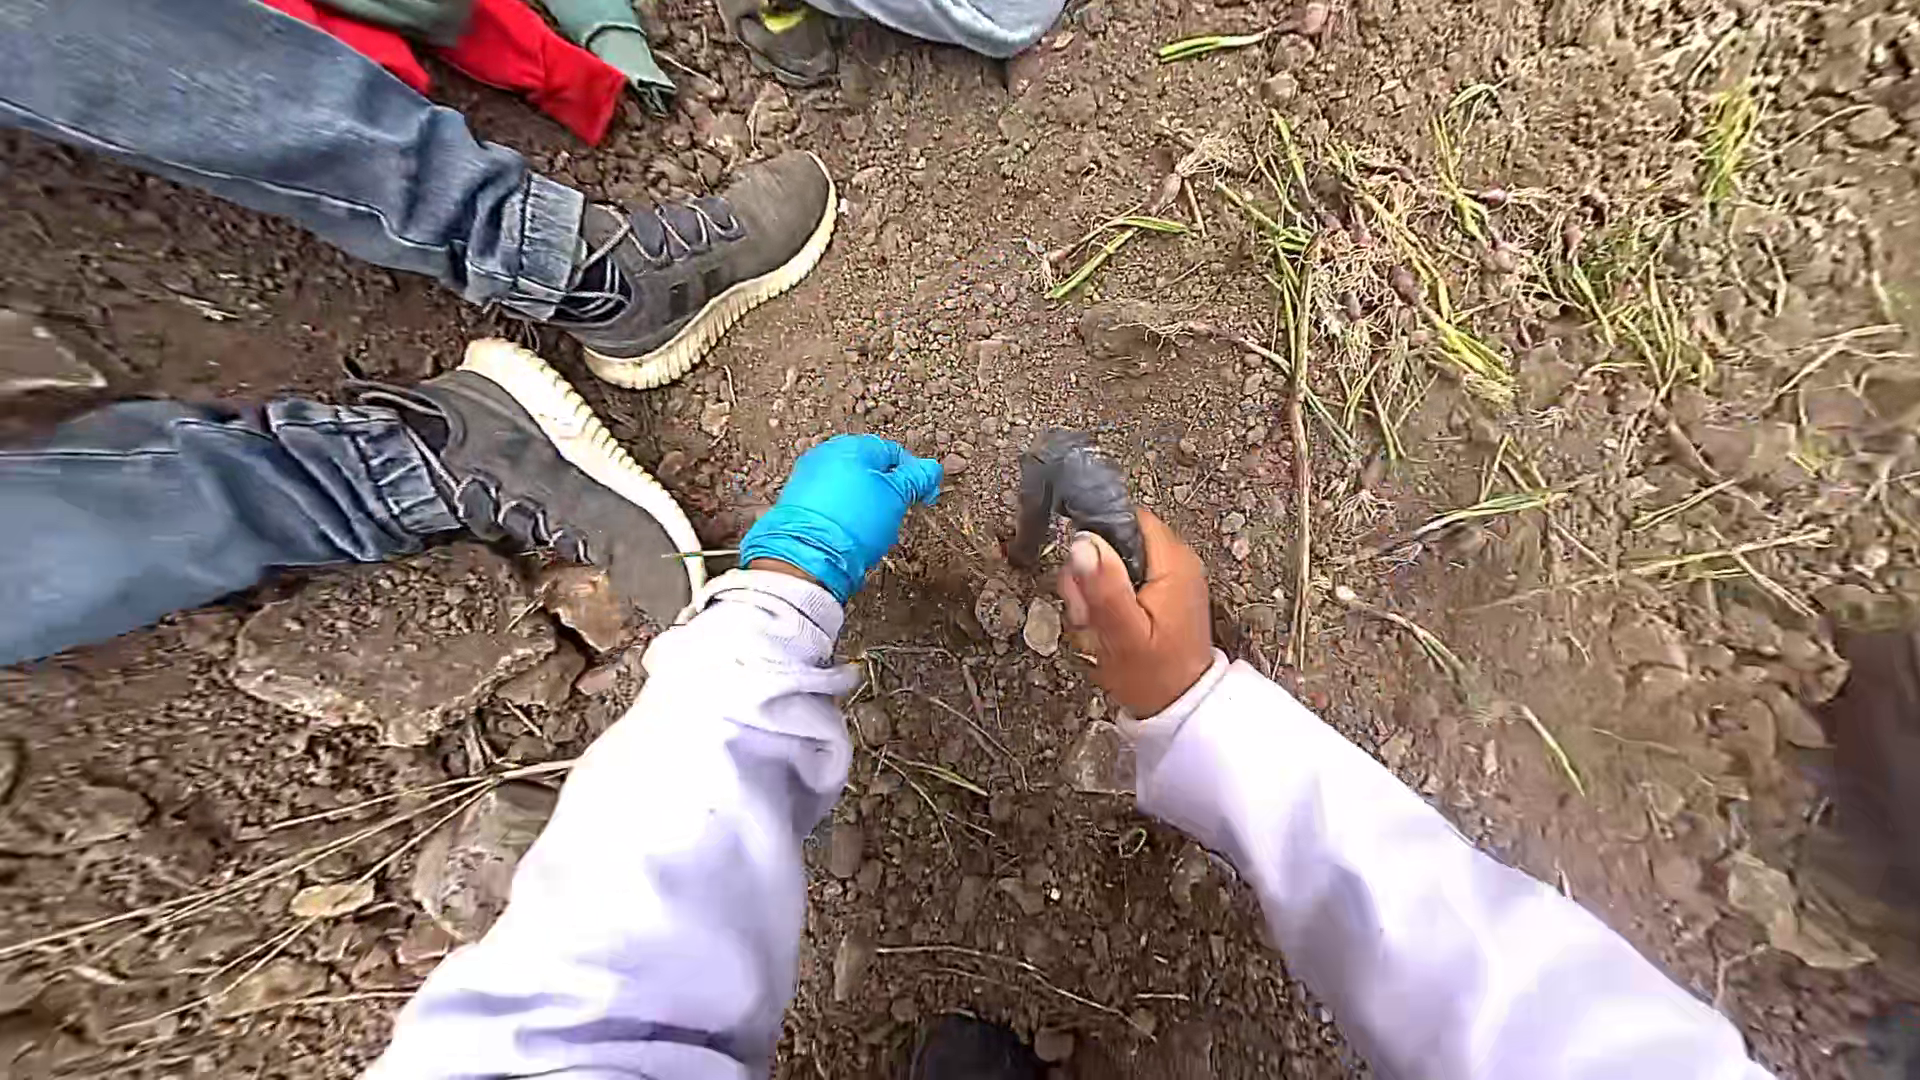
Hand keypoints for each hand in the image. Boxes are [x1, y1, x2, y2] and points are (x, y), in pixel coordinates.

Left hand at [739, 435, 942, 602]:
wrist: (809, 556)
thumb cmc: (854, 523)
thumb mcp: (897, 498)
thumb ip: (916, 479)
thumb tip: (932, 468)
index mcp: (853, 446)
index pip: (894, 453)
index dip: (915, 475)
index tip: (923, 496)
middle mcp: (827, 455)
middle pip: (870, 469)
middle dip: (889, 490)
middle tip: (899, 513)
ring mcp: (809, 478)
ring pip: (851, 487)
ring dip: (867, 504)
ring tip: (874, 527)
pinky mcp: (797, 502)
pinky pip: (832, 503)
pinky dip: (846, 515)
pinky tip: (852, 533)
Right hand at [1057, 510, 1212, 715]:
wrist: (1179, 710)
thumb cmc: (1154, 677)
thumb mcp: (1123, 634)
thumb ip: (1104, 587)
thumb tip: (1082, 543)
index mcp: (1172, 563)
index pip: (1126, 518)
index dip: (1096, 539)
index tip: (1083, 573)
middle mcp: (1175, 563)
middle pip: (1116, 542)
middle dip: (1091, 573)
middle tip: (1087, 611)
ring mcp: (1169, 578)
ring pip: (1114, 562)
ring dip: (1095, 591)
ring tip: (1096, 624)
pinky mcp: (1161, 594)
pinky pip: (1122, 581)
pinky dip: (1107, 602)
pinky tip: (1106, 628)